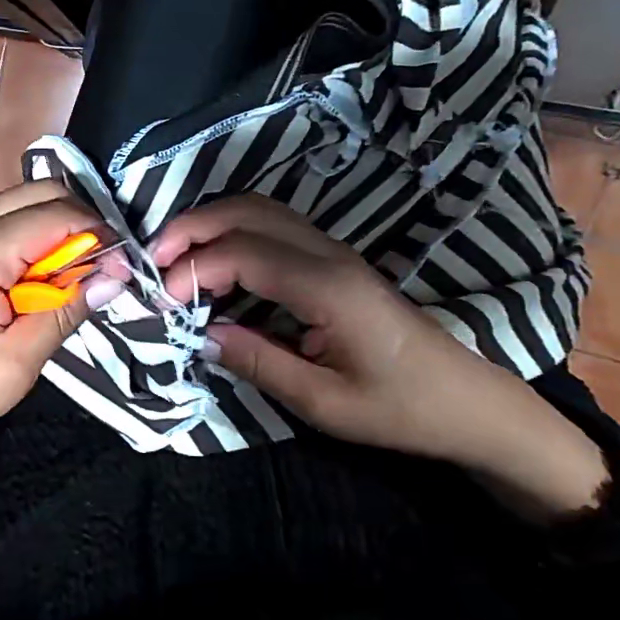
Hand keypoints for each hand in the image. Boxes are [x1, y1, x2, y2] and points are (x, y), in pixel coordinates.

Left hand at [0, 182, 123, 538]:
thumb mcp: (14, 365)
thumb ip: (66, 311)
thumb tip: (115, 276)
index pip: (62, 214)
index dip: (102, 237)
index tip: (122, 274)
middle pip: (44, 193)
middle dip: (83, 226)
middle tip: (98, 276)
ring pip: (25, 205)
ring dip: (57, 235)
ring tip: (66, 288)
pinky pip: (4, 224)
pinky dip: (33, 243)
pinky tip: (33, 287)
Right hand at [153, 196, 607, 521]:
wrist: (465, 401)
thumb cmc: (400, 408)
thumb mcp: (324, 402)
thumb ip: (259, 363)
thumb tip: (202, 335)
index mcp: (328, 287)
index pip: (244, 252)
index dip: (194, 268)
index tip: (163, 301)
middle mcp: (329, 255)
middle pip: (250, 211)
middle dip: (194, 226)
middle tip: (153, 257)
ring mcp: (335, 253)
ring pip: (262, 212)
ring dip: (213, 225)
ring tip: (174, 257)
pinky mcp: (335, 263)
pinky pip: (275, 230)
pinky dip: (235, 236)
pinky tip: (216, 267)